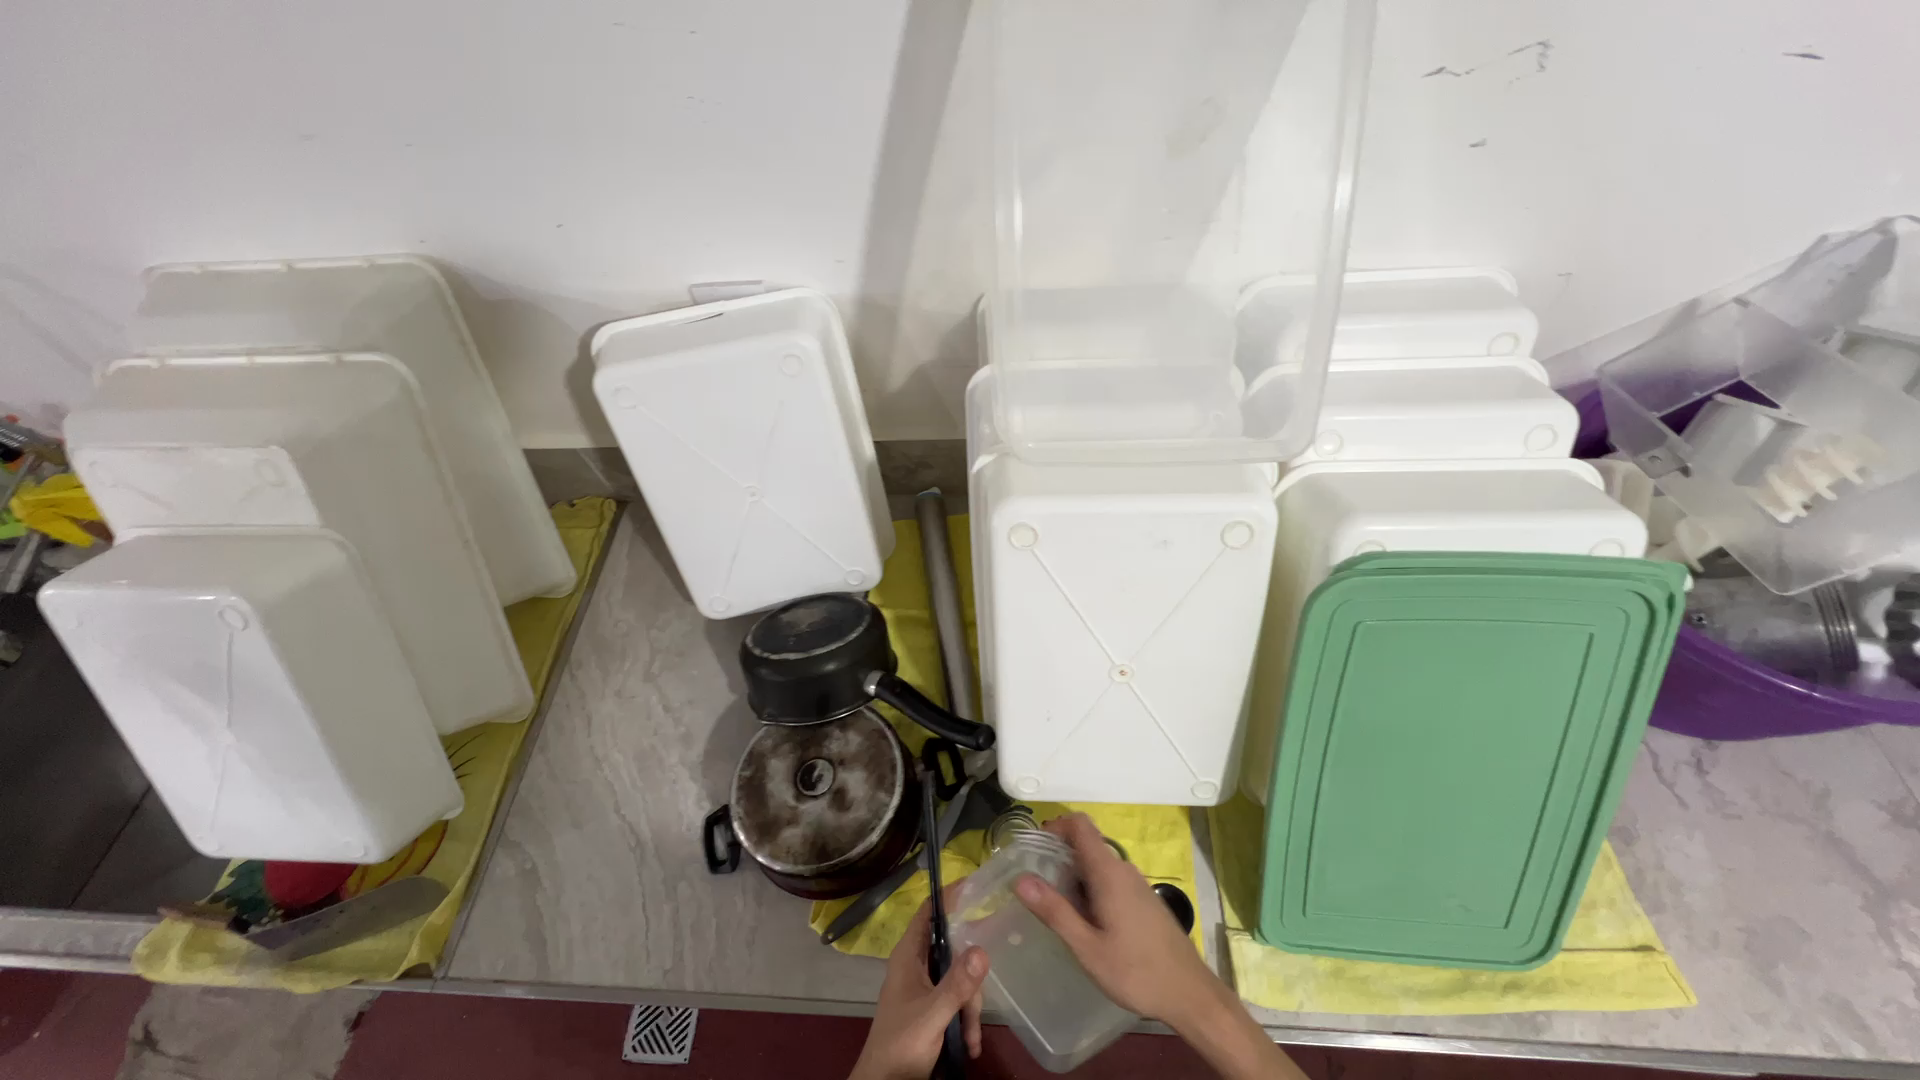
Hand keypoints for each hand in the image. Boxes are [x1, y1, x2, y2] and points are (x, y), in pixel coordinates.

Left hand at [849, 892, 989, 1079]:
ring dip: (970, 1009)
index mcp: (909, 955)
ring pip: (959, 979)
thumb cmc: (901, 1044)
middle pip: (954, 949)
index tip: (978, 887)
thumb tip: (982, 948)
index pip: (929, 911)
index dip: (950, 896)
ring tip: (971, 1038)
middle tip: (980, 996)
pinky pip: (957, 1002)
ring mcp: (925, 987)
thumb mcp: (932, 1015)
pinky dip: (966, 1022)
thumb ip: (956, 985)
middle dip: (970, 977)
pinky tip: (970, 1045)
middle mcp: (917, 965)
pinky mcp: (932, 1009)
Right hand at [1013, 813, 1216, 1025]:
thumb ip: (1054, 911)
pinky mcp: (1144, 900)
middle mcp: (1124, 870)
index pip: (1080, 825)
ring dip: (1074, 878)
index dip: (1054, 826)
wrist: (1190, 994)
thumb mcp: (1087, 947)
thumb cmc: (1136, 972)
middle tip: (1037, 890)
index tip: (1033, 849)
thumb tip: (1020, 879)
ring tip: (1057, 911)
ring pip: (1097, 865)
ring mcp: (1137, 885)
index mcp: (1109, 872)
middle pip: (1086, 845)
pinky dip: (1091, 890)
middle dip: (1058, 859)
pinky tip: (1086, 924)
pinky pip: (1110, 881)